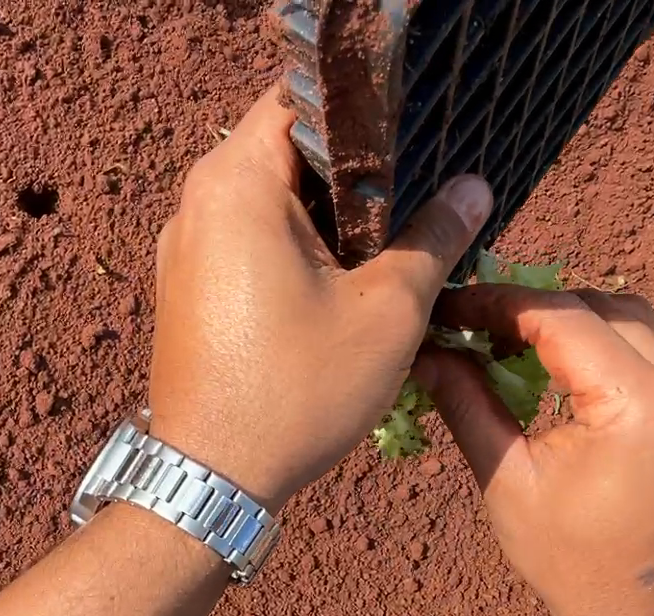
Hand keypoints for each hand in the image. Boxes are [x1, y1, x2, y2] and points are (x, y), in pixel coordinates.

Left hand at [146, 85, 495, 509]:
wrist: (211, 478)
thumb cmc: (295, 394)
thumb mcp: (386, 313)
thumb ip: (434, 238)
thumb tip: (473, 187)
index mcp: (234, 184)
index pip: (300, 99)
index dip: (363, 113)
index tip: (411, 143)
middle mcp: (193, 206)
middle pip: (280, 151)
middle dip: (348, 172)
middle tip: (408, 202)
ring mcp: (181, 253)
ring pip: (261, 203)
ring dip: (319, 217)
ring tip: (376, 248)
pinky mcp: (182, 294)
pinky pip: (239, 246)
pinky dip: (284, 251)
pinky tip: (328, 287)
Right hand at [415, 289, 653, 615]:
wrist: (632, 606)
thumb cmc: (563, 555)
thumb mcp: (505, 478)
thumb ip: (467, 404)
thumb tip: (426, 353)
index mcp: (638, 405)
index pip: (563, 318)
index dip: (498, 304)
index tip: (451, 306)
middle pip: (598, 306)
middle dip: (528, 307)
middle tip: (470, 325)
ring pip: (629, 316)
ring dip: (567, 318)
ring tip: (508, 338)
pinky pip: (651, 343)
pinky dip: (602, 337)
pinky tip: (561, 358)